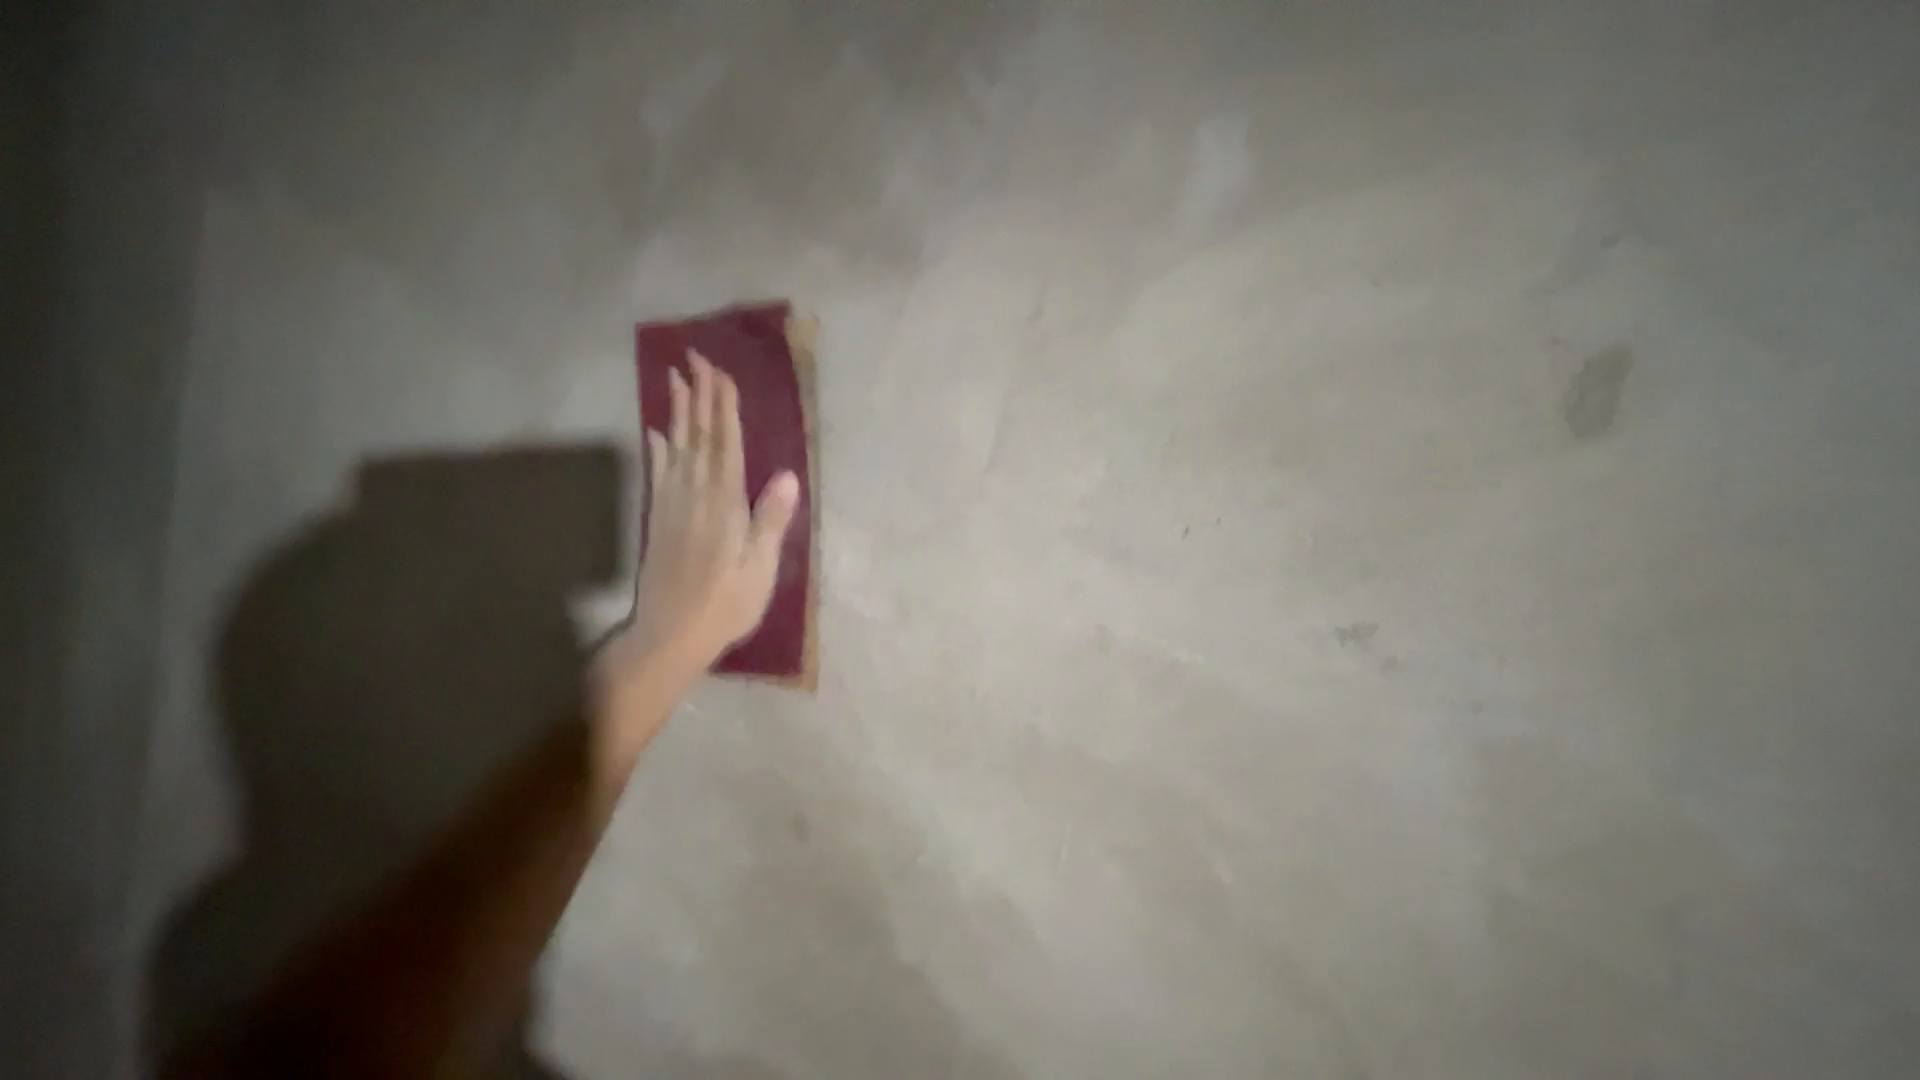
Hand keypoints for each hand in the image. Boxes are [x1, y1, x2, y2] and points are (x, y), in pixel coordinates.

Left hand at [626, 350, 798, 669]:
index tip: (719, 372)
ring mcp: (673, 506)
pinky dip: (658, 448)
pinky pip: (659, 473)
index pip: (726, 445)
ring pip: (676, 448)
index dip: (723, 407)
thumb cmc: (725, 605)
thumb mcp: (760, 569)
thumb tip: (788, 474)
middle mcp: (696, 496)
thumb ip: (771, 521)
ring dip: (678, 412)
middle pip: (699, 437)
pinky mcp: (659, 519)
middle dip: (700, 396)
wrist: (670, 635)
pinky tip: (656, 431)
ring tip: (675, 379)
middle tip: (696, 358)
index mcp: (725, 506)